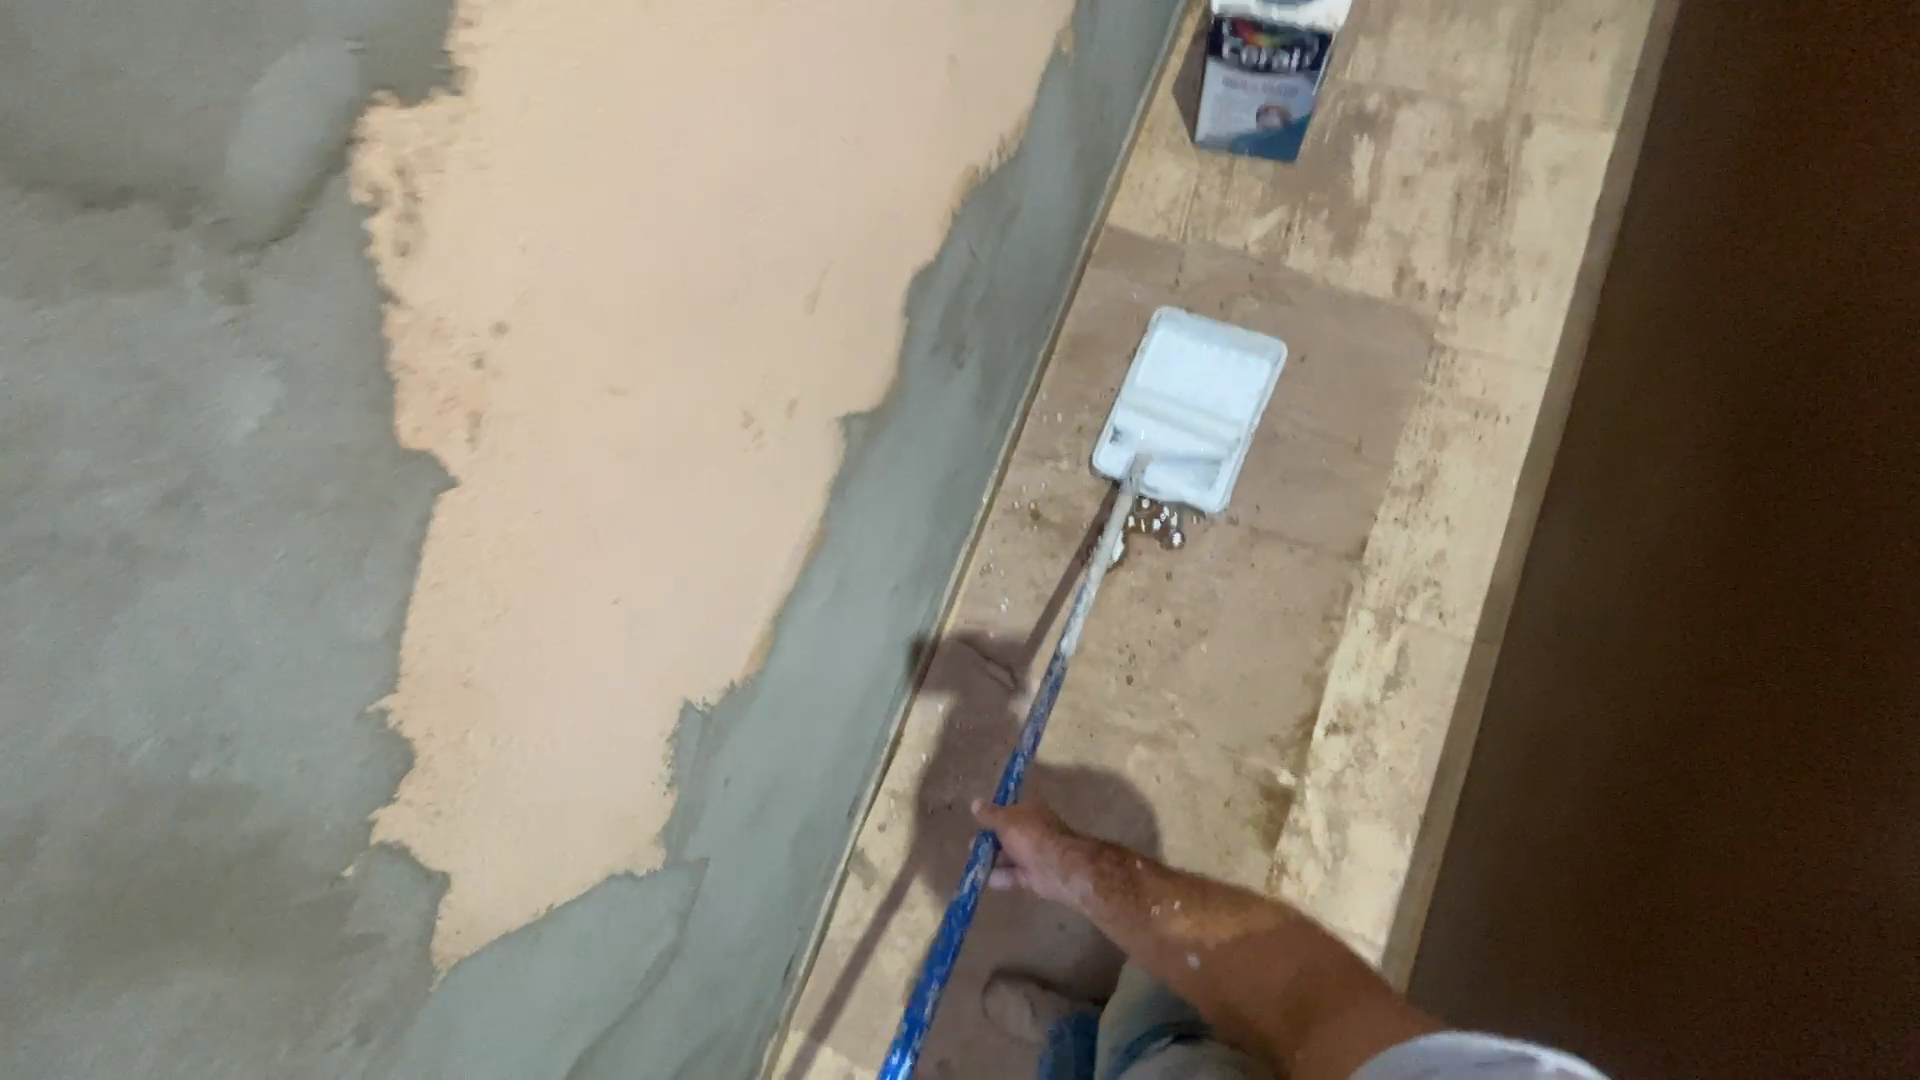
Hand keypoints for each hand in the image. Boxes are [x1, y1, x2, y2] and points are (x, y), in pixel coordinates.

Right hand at [972, 796, 1088, 907]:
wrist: (1058, 867)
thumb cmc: (1031, 836)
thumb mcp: (1005, 820)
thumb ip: (989, 814)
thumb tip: (975, 803)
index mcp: (1030, 811)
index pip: (1009, 810)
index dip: (993, 816)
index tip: (977, 824)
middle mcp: (1033, 830)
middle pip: (1008, 834)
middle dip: (990, 840)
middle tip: (973, 847)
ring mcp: (1034, 853)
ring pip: (1009, 855)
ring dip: (993, 859)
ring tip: (974, 863)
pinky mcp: (1033, 875)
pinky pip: (1013, 874)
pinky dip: (1000, 876)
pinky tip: (985, 879)